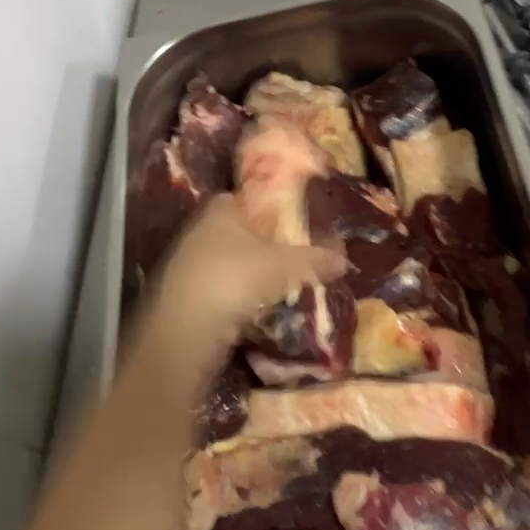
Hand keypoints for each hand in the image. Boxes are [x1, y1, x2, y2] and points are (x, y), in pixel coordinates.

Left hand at [150, 195, 348, 353]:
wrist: (185, 331)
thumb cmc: (233, 278)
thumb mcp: (282, 266)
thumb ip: (313, 259)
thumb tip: (344, 259)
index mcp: (220, 209)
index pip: (252, 198)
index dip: (277, 208)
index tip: (302, 222)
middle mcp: (203, 230)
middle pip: (246, 233)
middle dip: (272, 245)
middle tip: (304, 257)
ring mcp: (194, 264)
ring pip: (236, 264)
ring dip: (259, 276)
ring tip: (292, 286)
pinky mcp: (192, 297)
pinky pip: (228, 292)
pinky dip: (246, 299)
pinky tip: (267, 310)